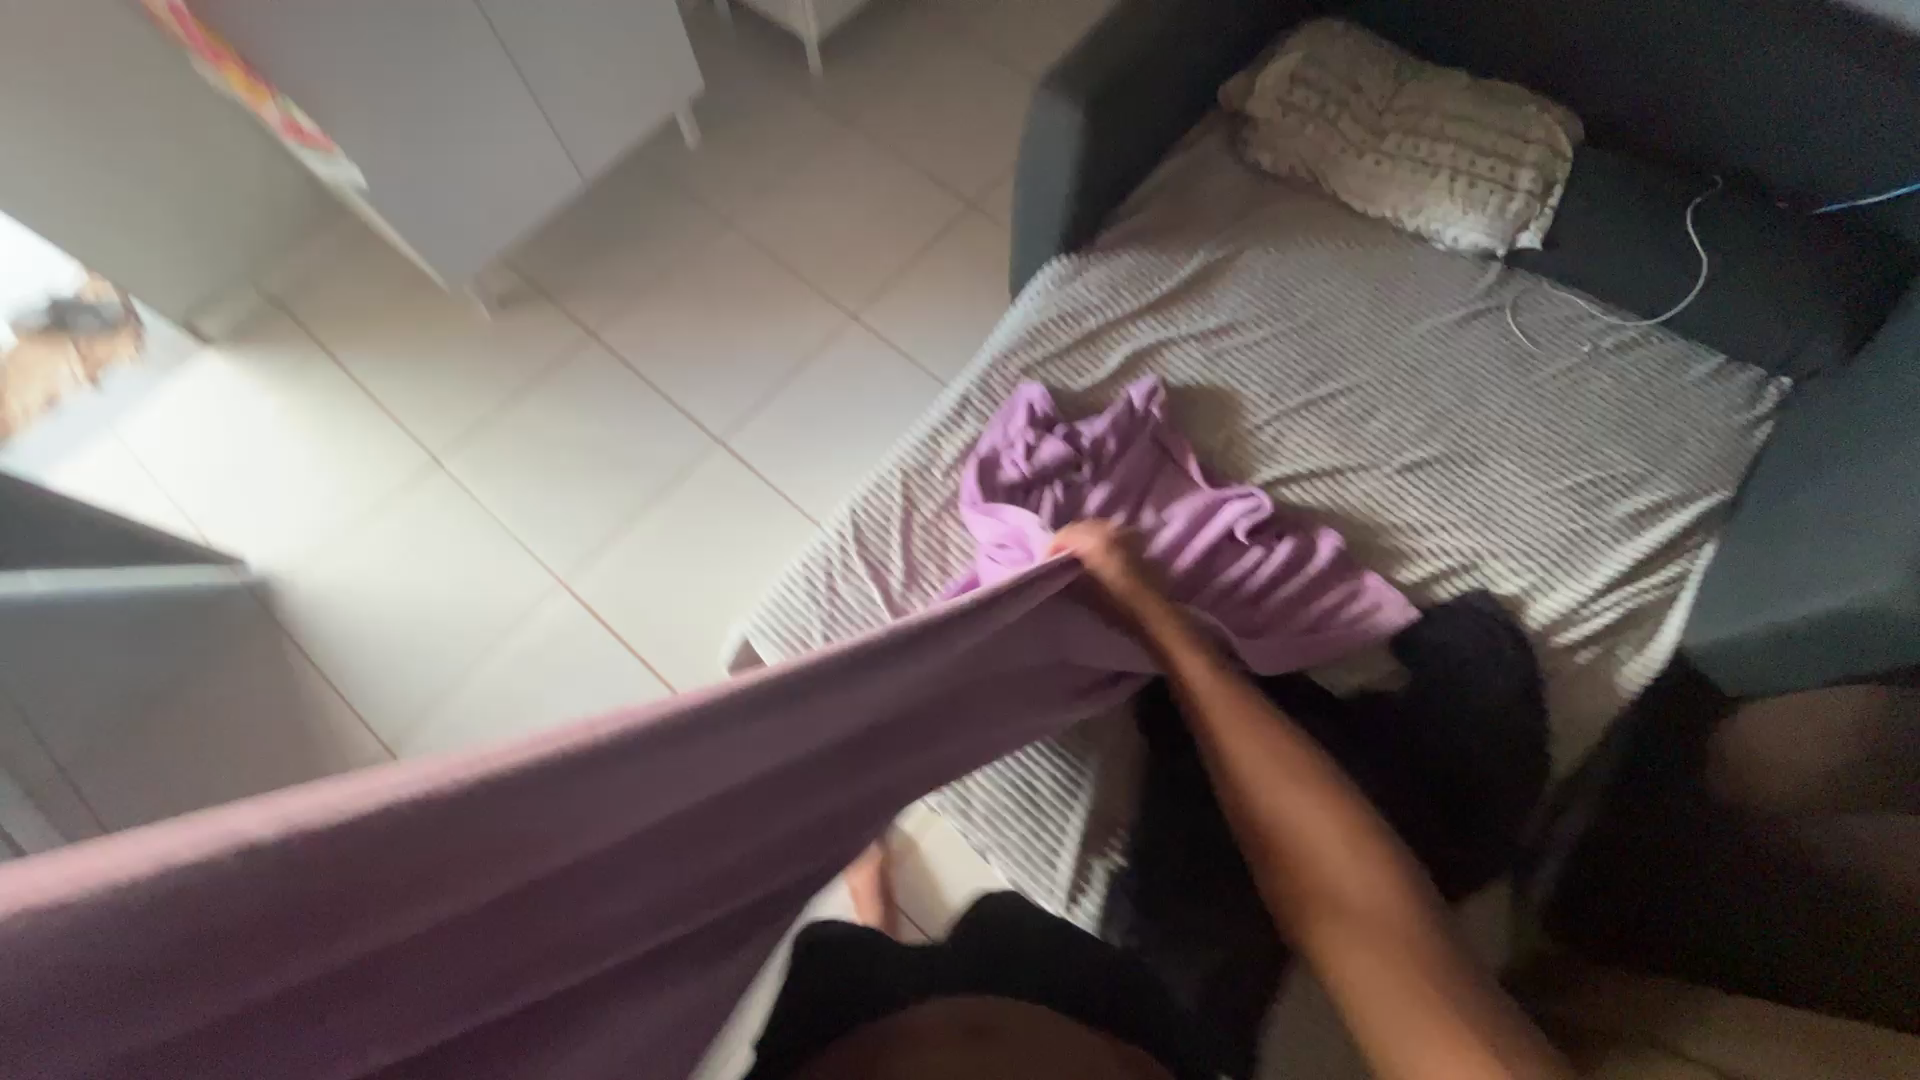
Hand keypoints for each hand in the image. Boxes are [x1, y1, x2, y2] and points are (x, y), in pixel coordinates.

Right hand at [1047, 520, 1162, 615]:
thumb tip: (1056, 569)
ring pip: (1095, 527)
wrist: (1154, 614)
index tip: (1045, 564)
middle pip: (1078, 527)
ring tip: (1076, 557)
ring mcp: (1125, 533)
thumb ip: (1067, 576)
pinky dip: (1099, 538)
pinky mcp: (1136, 541)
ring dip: (1082, 538)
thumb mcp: (1084, 593)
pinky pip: (1110, 532)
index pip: (1063, 536)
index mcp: (1094, 542)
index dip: (1051, 549)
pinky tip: (1097, 554)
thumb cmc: (1117, 607)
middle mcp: (1109, 531)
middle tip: (1058, 560)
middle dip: (1066, 541)